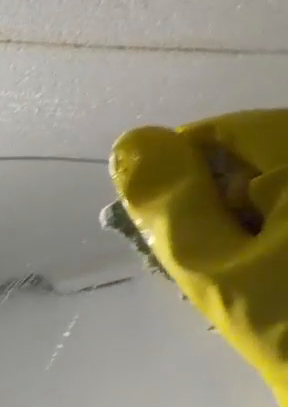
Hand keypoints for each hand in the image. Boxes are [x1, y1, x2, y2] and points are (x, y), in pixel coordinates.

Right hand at [112, 109, 287, 393]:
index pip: (234, 130)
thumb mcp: (211, 266)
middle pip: (270, 158)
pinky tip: (278, 276)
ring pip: (287, 191)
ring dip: (255, 218)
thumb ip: (168, 200)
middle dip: (223, 195)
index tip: (160, 215)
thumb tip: (134, 143)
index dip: (183, 164)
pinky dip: (281, 237)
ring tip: (244, 271)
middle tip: (202, 251)